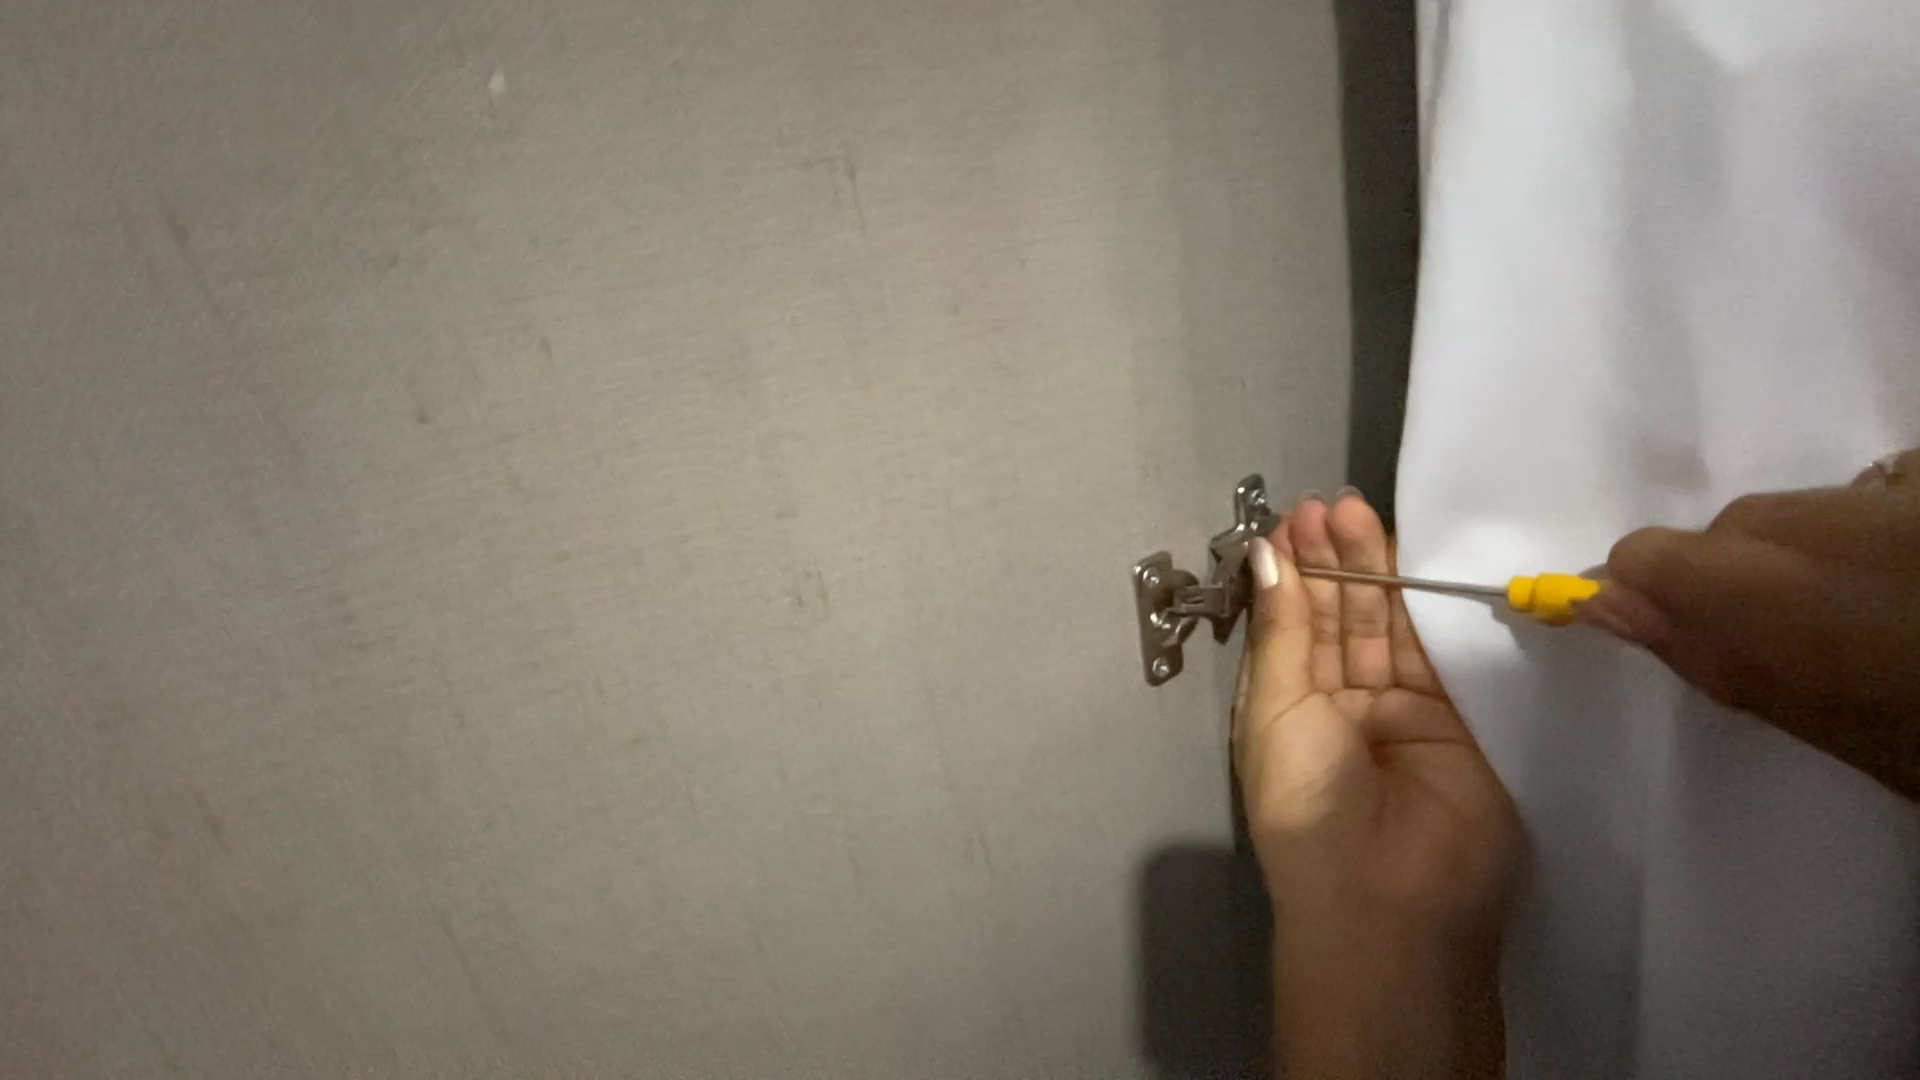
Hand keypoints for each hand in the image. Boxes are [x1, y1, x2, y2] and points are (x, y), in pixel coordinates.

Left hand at [1237, 491, 1521, 1078]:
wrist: (1389, 901)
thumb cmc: (1306, 800)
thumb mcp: (1277, 707)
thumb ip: (1283, 630)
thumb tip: (1266, 555)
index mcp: (1283, 702)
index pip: (1289, 623)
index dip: (1292, 573)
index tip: (1292, 521)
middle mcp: (1337, 701)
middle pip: (1338, 617)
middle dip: (1332, 561)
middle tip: (1329, 504)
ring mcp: (1398, 710)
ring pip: (1386, 627)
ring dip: (1373, 571)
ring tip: (1357, 512)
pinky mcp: (1459, 720)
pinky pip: (1436, 654)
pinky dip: (1423, 608)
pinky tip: (1411, 561)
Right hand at [1586, 448, 1919, 799]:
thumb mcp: (1826, 719)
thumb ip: (1706, 651)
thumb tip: (1600, 605)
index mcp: (1761, 586)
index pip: (1643, 556)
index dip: (1648, 592)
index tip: (1675, 627)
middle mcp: (1820, 520)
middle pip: (1734, 528)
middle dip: (1748, 574)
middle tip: (1815, 637)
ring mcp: (1897, 493)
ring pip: (1814, 507)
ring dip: (1829, 548)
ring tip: (1898, 602)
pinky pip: (1897, 485)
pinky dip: (1900, 520)